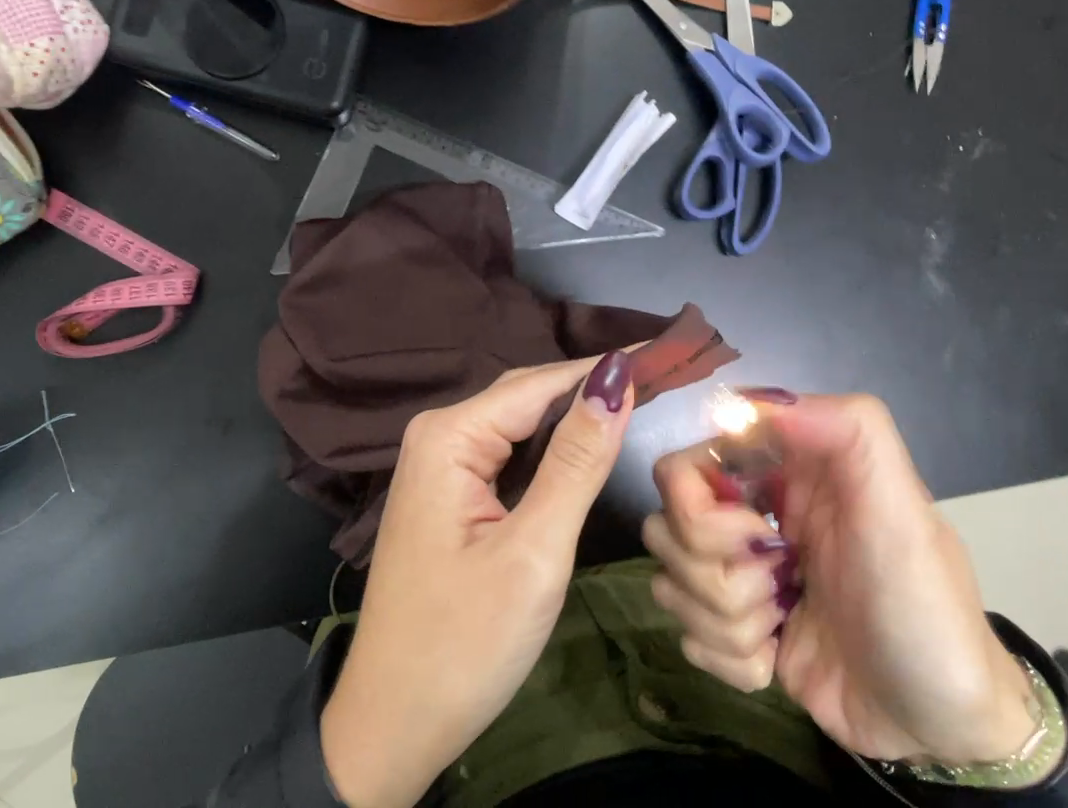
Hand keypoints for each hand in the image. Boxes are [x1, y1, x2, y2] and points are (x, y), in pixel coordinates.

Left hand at [320, 353, 634, 807]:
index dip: (607, 364)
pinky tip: (590, 446)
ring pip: (520, 425)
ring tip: (646, 399)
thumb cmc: (465, 640)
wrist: (397, 719)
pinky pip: (508, 455)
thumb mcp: (533, 550)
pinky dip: (553, 449)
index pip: (541, 382)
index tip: (671, 348)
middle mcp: (437, 437)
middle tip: (670, 374)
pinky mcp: (449, 498)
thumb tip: (615, 377)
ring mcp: (439, 468)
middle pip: (528, 396)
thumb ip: (576, 462)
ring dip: (577, 415)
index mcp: (448, 437)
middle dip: (594, 385)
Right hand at [649, 392, 1037, 765]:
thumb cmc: (924, 613)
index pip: (684, 465)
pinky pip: (684, 635)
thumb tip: (746, 402)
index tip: (755, 532)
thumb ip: (849, 433)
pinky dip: (731, 659)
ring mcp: (738, 577)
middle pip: (666, 525)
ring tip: (786, 625)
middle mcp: (750, 518)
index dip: (699, 503)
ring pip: (669, 582)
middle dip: (716, 570)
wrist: (940, 727)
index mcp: (781, 477)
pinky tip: (776, 659)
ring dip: (727, 620)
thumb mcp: (904, 514)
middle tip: (780, 585)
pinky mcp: (733, 632)